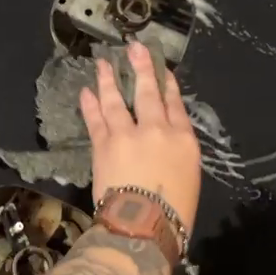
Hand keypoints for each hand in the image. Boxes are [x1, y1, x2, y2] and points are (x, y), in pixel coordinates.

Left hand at [78, 41, 201, 227]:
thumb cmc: (174, 212)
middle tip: (134, 48)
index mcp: (184, 140)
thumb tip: (164, 148)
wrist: (143, 226)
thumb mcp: (188, 179)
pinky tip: (86, 91)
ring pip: (117, 101)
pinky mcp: (103, 144)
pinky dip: (90, 104)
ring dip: (109, 80)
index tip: (162, 70)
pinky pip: (96, 119)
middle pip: (147, 93)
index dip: (167, 85)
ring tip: (103, 64)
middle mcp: (157, 129)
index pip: (175, 104)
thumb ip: (177, 155)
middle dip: (141, 68)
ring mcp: (127, 134)